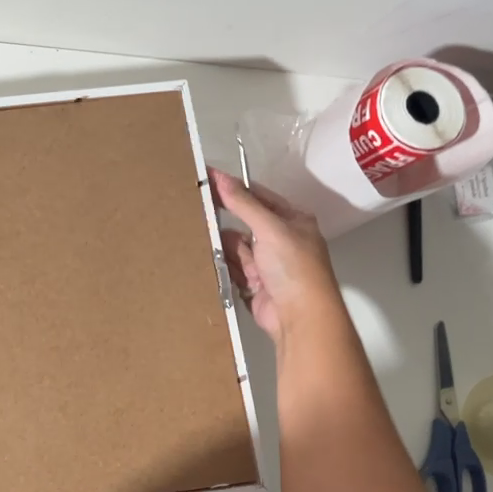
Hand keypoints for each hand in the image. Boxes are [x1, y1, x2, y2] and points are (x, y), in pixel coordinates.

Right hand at [210, 169, 345, 348]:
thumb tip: (220, 176)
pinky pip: (231, 268)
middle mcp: (280, 239)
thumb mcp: (270, 228)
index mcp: (292, 220)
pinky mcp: (253, 284)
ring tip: (192, 233)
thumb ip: (244, 204)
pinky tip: (201, 257)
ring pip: (235, 246)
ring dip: (219, 243)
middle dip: (223, 217)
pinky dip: (219, 264)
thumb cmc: (292, 266)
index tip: (207, 179)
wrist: (300, 315)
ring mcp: (267, 263)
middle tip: (192, 206)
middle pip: (245, 222)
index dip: (234, 188)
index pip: (259, 197)